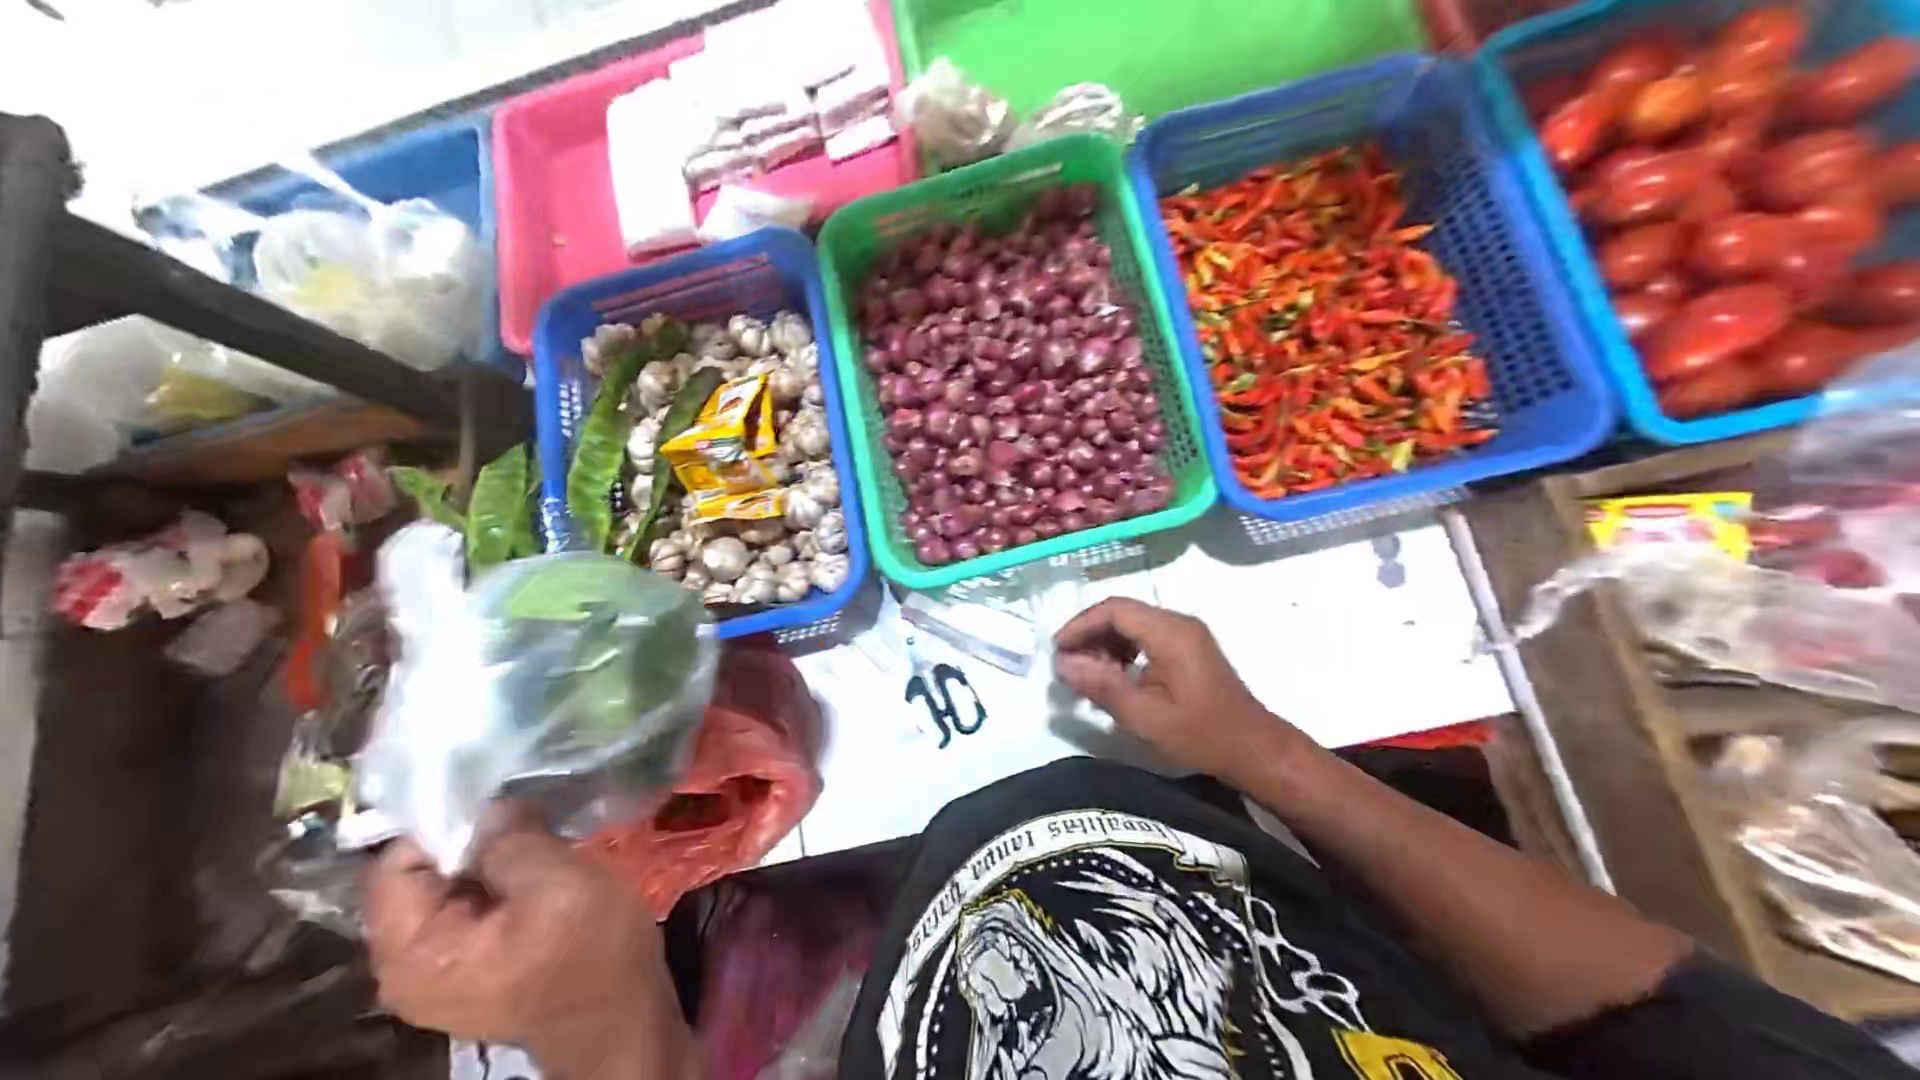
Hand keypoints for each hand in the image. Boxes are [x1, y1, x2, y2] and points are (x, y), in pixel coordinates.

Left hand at [363, 806, 697, 1077]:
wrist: (622, 1018)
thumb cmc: (593, 953)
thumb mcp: (560, 884)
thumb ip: (514, 840)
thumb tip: (491, 807)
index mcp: (414, 952)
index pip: (395, 864)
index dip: (445, 823)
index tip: (500, 799)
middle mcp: (406, 968)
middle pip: (422, 876)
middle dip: (475, 840)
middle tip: (530, 818)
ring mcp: (438, 971)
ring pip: (452, 889)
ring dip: (495, 858)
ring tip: (542, 840)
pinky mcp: (471, 967)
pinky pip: (472, 908)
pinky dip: (503, 881)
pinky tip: (543, 870)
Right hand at [1052, 598, 1309, 786]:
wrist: (1253, 748)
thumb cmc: (1200, 735)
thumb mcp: (1144, 717)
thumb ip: (1101, 686)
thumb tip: (1063, 664)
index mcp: (1170, 633)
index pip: (1114, 610)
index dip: (1080, 625)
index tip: (1058, 649)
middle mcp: (1178, 623)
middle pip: (1122, 612)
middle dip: (1089, 634)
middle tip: (1068, 663)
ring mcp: (1186, 633)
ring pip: (1132, 623)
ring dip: (1104, 642)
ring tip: (1086, 672)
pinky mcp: (1188, 647)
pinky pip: (1146, 635)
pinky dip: (1123, 649)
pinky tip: (1113, 674)